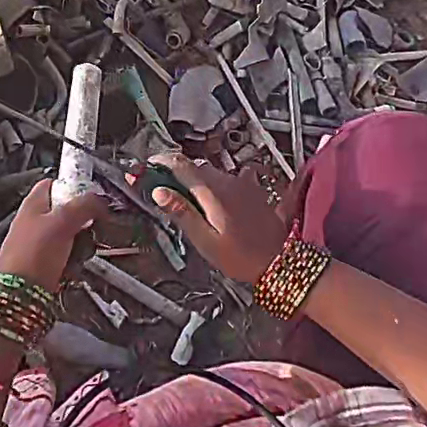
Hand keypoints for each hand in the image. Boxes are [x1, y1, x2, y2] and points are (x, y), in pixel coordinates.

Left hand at [0, 179, 106, 288]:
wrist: (18, 296)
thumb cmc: (34, 253)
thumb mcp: (63, 221)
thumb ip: (84, 205)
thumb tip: (101, 200)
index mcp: (34, 203)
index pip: (55, 183)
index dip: (74, 187)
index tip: (91, 198)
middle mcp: (36, 220)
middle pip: (68, 211)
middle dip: (83, 221)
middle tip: (89, 229)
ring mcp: (40, 243)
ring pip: (71, 235)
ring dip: (81, 244)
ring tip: (80, 252)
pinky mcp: (46, 264)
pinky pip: (68, 256)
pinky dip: (74, 261)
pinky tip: (73, 267)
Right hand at [145, 155, 287, 281]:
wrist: (280, 263)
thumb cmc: (242, 257)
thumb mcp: (205, 240)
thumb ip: (182, 213)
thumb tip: (160, 192)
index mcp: (212, 192)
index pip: (180, 165)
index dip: (160, 163)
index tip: (147, 167)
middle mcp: (227, 182)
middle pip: (194, 167)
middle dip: (175, 174)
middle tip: (162, 190)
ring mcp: (241, 183)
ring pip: (210, 172)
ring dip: (194, 180)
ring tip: (187, 202)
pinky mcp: (250, 189)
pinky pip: (226, 178)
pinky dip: (213, 184)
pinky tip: (213, 201)